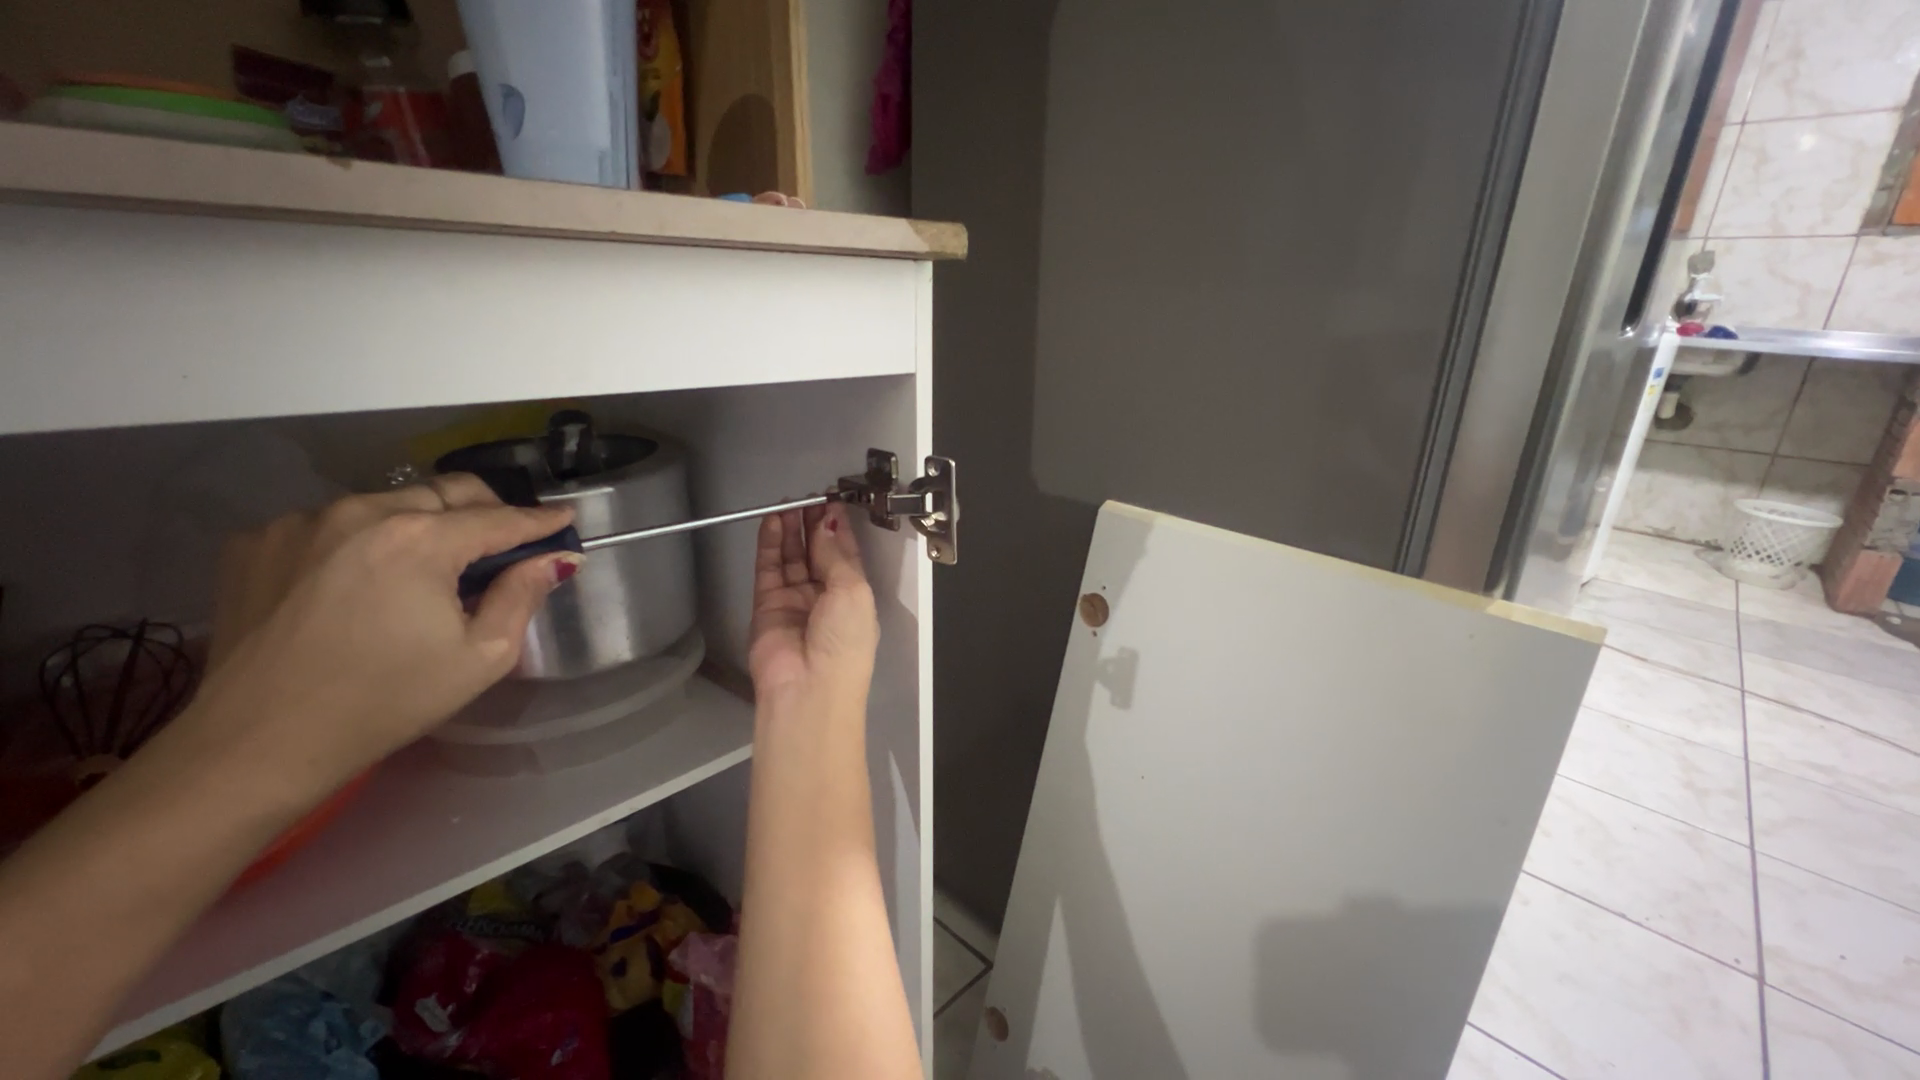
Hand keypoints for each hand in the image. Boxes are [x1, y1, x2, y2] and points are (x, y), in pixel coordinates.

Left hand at [184, 475, 578, 795]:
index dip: (540, 520)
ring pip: (386, 504)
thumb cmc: (386, 703)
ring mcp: (300, 521)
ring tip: (422, 572)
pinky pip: (330, 524)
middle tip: (499, 546)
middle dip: (482, 512)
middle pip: (444, 493)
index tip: (565, 518)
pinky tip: (356, 585)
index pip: (499, 518)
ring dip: (418, 526)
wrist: (257, 743)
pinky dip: (359, 542)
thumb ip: (522, 596)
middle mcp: (359, 511)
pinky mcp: (257, 540)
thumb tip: (554, 558)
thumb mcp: (480, 658)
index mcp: (419, 540)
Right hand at [747, 502, 876, 704]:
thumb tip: (828, 523)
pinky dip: (770, 543)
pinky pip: (769, 568)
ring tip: (789, 502)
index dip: (839, 527)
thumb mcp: (853, 591)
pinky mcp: (767, 604)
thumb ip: (836, 555)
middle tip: (808, 496)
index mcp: (855, 596)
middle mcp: (826, 597)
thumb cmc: (844, 642)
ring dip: (791, 529)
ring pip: (792, 556)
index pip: (846, 553)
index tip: (832, 498)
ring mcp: (795, 600)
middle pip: (817, 551)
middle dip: (813, 524)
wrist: (808, 690)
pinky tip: (772, 521)